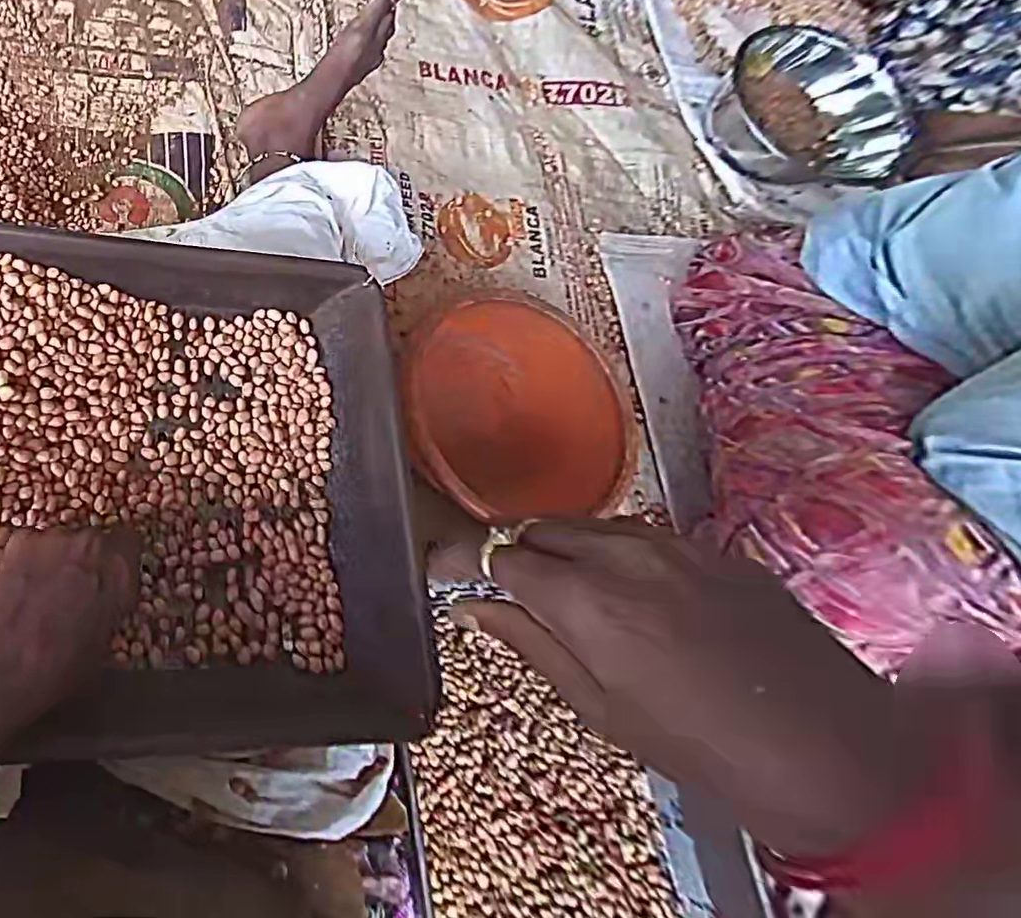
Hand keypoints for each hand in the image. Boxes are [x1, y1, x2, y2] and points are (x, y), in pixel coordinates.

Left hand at [0, 526, 138, 764]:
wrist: (7, 663)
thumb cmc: (61, 666)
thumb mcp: (104, 642)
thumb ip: (109, 606)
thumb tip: (104, 602)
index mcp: (120, 570)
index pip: (129, 544)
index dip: (118, 559)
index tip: (109, 573)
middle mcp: (92, 544)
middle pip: (95, 539)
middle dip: (86, 559)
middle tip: (73, 586)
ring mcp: (54, 537)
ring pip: (61, 539)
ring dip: (57, 557)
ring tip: (42, 589)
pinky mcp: (21, 539)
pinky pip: (31, 543)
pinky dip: (28, 557)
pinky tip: (20, 584)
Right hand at [431, 518, 902, 855]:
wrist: (847, 762)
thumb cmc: (701, 748)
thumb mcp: (596, 705)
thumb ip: (525, 641)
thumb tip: (469, 606)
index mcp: (585, 601)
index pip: (496, 552)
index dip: (460, 557)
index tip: (439, 566)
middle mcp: (623, 558)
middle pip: (533, 526)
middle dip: (506, 547)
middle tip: (497, 579)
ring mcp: (674, 548)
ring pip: (582, 523)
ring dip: (554, 544)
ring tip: (556, 581)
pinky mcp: (714, 551)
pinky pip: (635, 533)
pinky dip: (606, 549)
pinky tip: (620, 585)